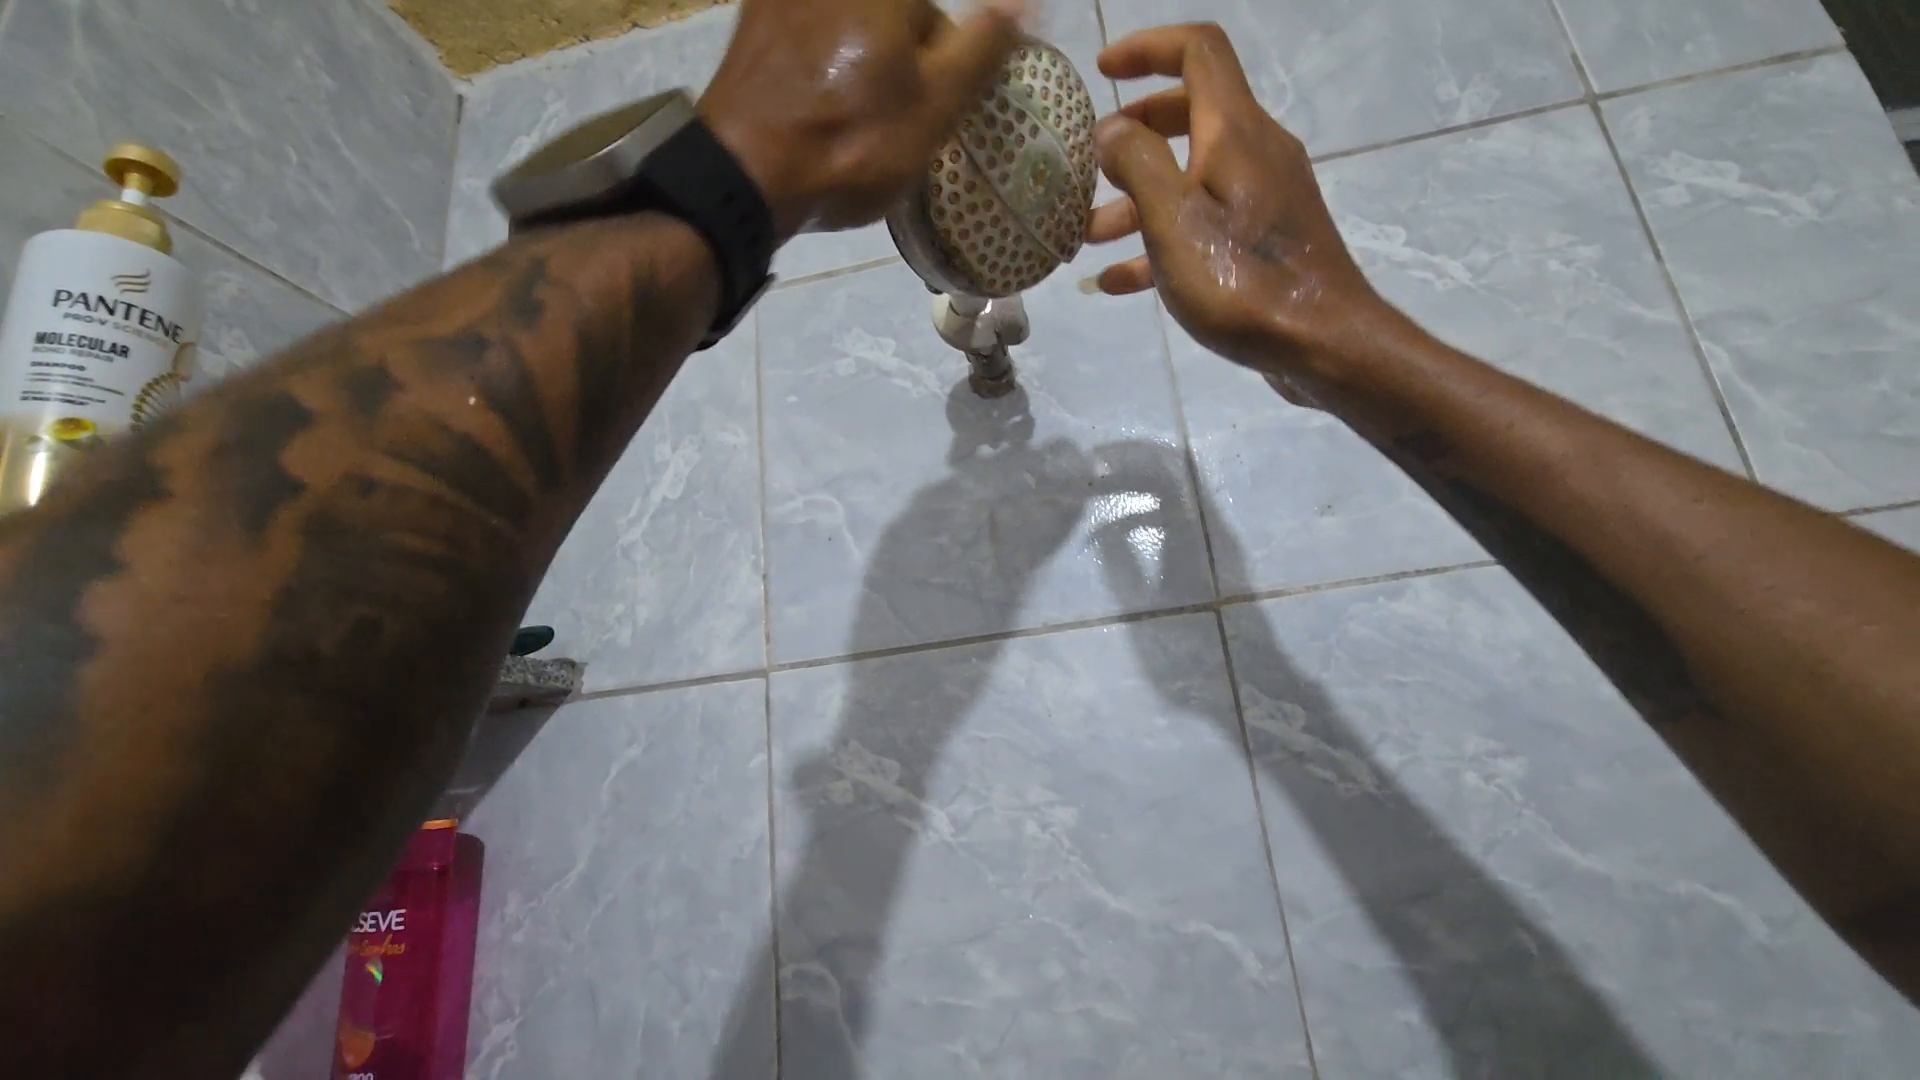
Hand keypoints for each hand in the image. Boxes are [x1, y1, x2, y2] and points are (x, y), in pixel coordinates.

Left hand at [699, 0, 1024, 239]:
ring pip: (847, 30)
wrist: (746, 175)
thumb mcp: (934, 107)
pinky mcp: (752, 19)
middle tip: (882, 127)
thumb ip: (983, 48)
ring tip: (846, 121)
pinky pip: (807, 37)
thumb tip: (1028, 1)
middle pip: (890, 20)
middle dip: (894, 65)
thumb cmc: (851, 143)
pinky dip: (819, 67)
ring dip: (857, 67)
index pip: (934, 20)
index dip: (938, 74)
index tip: (922, 119)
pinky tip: (813, 107)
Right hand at [1087, 24, 1397, 400]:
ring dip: (1137, 199)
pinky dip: (1161, 240)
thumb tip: (1112, 129)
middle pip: (1190, 114)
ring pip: (1191, 178)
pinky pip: (1204, 224)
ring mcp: (1262, 198)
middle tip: (1093, 159)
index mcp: (1234, 132)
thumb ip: (1138, 165)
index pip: (1197, 52)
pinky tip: (1118, 280)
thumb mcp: (1174, 220)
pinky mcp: (1263, 241)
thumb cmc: (1241, 281)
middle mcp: (1254, 152)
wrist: (1319, 342)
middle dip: (1135, 132)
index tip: (1103, 68)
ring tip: (1088, 236)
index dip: (1148, 47)